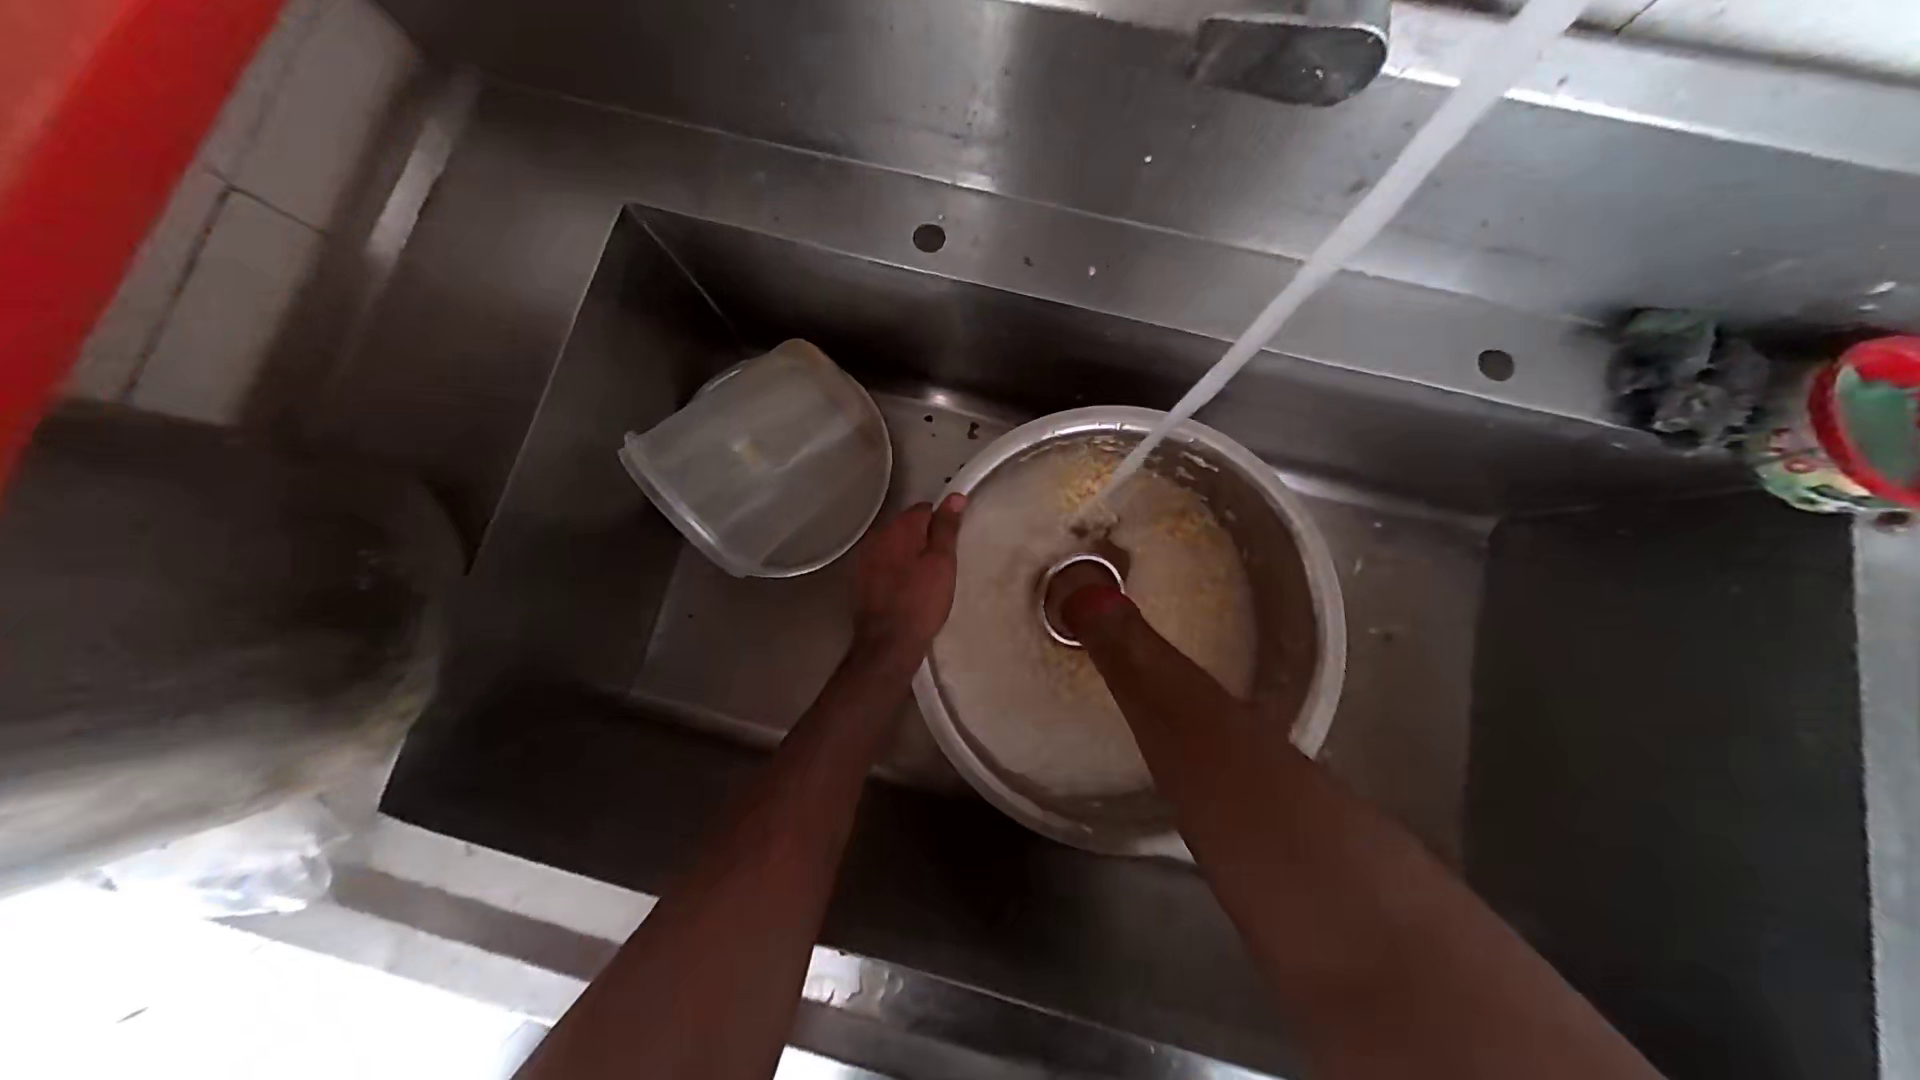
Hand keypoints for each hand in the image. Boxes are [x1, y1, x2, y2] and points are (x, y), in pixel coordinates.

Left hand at [851, 494, 966, 660]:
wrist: (887, 644)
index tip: (950, 546)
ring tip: (923, 581)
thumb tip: (955, 497)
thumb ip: (947, 528)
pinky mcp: (858, 580)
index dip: (941, 524)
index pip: (924, 509)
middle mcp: (876, 537)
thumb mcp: (942, 563)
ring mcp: (863, 559)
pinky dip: (894, 571)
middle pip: (906, 527)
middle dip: (923, 540)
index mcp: (898, 528)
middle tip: (940, 567)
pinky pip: (882, 565)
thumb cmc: (921, 602)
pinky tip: (904, 591)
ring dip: (907, 555)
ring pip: (893, 547)